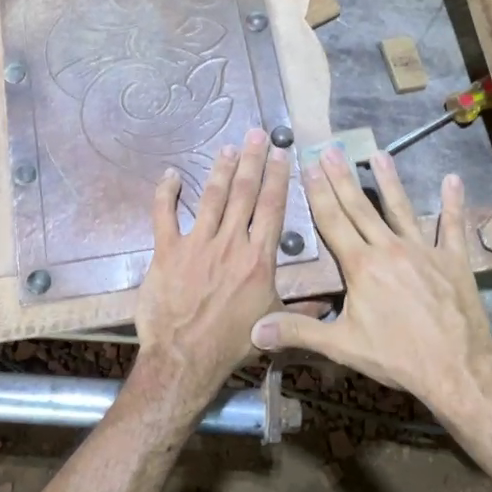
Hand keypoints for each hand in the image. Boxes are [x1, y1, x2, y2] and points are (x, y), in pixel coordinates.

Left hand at [133, 127, 290, 413]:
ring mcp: (196, 244)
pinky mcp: (166, 251)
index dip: (278, 177)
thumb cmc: (231, 345)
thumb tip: (328, 307)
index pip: (272, 208)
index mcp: (258, 258)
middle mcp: (230, 243)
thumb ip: (301, 312)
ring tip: (228, 147)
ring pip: (211, 197)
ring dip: (220, 169)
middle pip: (244, 192)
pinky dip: (166, 192)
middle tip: (256, 133)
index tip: (281, 153)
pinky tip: (170, 174)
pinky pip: (164, 214)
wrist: (184, 358)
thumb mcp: (272, 325)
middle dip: (252, 160)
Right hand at [251, 147, 491, 410]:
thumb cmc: (396, 357)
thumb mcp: (342, 346)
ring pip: (402, 208)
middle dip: (343, 176)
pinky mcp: (453, 261)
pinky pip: (452, 227)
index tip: (308, 164)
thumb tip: (255, 329)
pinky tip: (453, 180)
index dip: (318, 192)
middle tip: (331, 149)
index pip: (332, 221)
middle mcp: (389, 248)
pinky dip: (452, 204)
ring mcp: (423, 251)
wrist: (457, 370)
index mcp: (361, 265)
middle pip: (361, 206)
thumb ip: (298, 332)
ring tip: (379, 153)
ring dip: (389, 180)